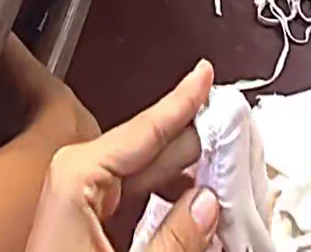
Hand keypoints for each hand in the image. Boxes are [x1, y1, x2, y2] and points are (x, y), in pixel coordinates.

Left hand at [25, 60, 218, 251]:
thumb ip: (173, 240)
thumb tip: (206, 201)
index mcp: (77, 176)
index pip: (144, 127)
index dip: (181, 100)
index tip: (204, 74)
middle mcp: (77, 176)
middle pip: (150, 148)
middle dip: (193, 145)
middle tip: (232, 137)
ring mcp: (82, 199)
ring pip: (148, 174)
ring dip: (185, 177)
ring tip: (223, 176)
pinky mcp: (88, 223)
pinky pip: (138, 199)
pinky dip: (169, 201)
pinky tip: (195, 208)